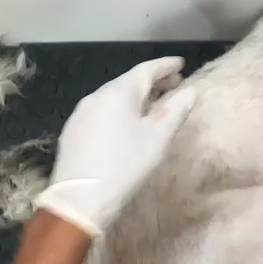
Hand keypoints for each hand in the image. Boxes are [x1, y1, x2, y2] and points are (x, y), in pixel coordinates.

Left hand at [36, 57, 196, 238]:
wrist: (80, 200)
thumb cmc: (125, 165)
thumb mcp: (157, 138)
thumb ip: (175, 111)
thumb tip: (189, 91)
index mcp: (117, 93)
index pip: (145, 69)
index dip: (165, 66)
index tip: (180, 64)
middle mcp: (96, 96)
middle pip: (128, 82)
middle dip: (152, 81)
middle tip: (172, 84)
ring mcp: (80, 114)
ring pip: (113, 97)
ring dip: (135, 97)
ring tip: (152, 104)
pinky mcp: (72, 131)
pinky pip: (101, 111)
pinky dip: (119, 110)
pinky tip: (125, 124)